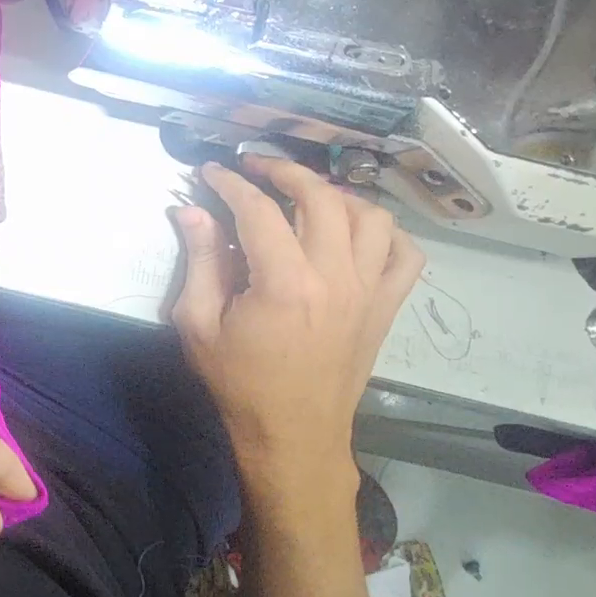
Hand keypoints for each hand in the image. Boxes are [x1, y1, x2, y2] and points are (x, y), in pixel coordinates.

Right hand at [170, 156, 422, 505]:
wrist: (291, 429)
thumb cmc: (236, 379)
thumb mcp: (197, 322)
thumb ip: (199, 261)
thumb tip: (191, 211)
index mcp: (284, 282)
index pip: (259, 210)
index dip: (231, 183)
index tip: (209, 171)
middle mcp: (336, 276)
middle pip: (321, 199)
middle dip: (284, 172)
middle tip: (253, 167)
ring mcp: (370, 289)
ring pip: (369, 216)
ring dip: (334, 194)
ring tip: (302, 194)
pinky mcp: (386, 304)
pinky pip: (404, 252)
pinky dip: (383, 230)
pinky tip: (353, 229)